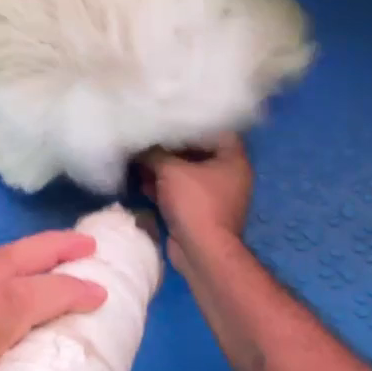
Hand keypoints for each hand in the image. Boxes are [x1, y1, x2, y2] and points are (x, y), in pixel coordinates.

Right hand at [141, 132, 253, 256]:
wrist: (202, 252)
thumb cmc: (195, 203)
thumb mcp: (171, 170)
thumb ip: (155, 152)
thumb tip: (140, 144)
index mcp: (232, 160)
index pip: (215, 130)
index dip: (191, 123)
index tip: (169, 118)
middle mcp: (228, 176)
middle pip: (197, 152)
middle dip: (170, 147)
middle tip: (148, 137)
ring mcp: (214, 195)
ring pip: (186, 173)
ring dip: (163, 168)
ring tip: (139, 159)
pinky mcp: (200, 211)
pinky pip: (181, 191)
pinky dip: (164, 186)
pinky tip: (142, 182)